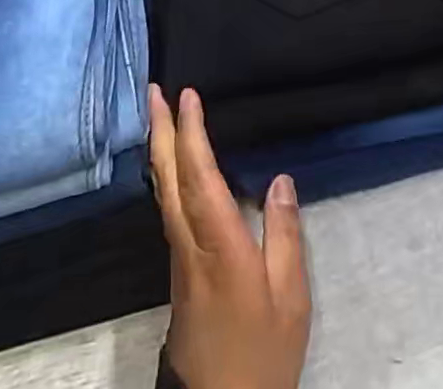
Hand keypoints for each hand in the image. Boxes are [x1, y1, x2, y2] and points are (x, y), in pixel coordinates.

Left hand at [150, 87, 309, 388]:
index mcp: (221, 249)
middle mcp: (190, 248)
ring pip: (164, 195)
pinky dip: (170, 176)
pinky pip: (170, 211)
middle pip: (169, 183)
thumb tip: (281, 180)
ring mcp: (179, 262)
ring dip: (162, 151)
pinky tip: (176, 168)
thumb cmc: (263, 351)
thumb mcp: (290, 296)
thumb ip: (285, 236)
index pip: (201, 180)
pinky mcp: (180, 273)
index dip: (192, 136)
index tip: (187, 97)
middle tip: (153, 91)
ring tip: (161, 118)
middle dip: (160, 133)